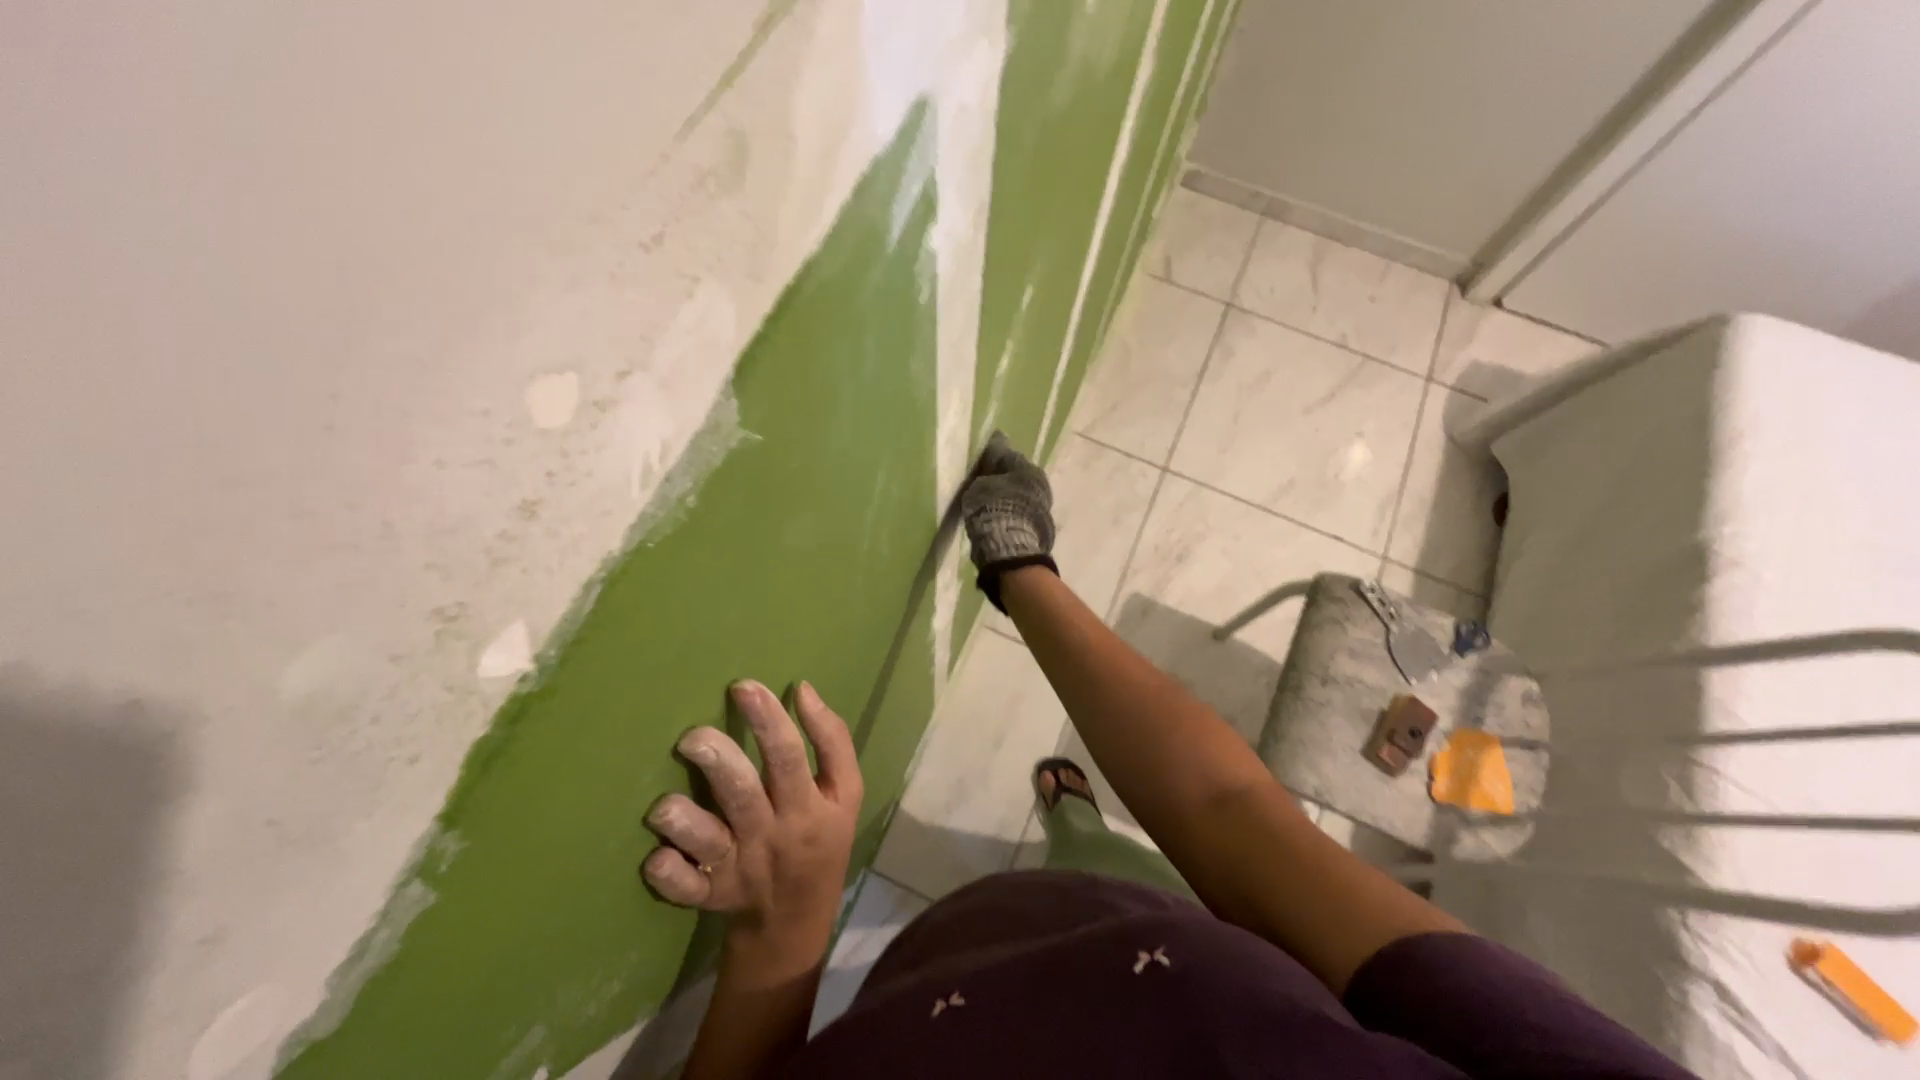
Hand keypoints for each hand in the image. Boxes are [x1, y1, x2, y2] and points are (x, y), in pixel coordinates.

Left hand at [643, 680, 862, 942]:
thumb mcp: (845, 793)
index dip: (768, 718)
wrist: (799, 921)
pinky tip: (658, 856)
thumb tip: (802, 690)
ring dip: (682, 820)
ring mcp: (737, 867)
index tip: (744, 686)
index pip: (789, 757)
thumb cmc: (822, 839)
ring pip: (706, 842)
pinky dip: (667, 872)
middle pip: (742, 793)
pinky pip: (683, 886)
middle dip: (717, 759)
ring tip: (664, 806)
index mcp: (807, 807)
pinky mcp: (709, 895)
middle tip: (692, 737)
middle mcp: (771, 835)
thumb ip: (832, 741)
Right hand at [961, 431, 1054, 569]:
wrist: (1010, 545)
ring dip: (1010, 496)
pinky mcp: (1041, 527)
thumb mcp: (979, 486)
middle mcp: (1040, 483)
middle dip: (1005, 477)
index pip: (1008, 455)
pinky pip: (1022, 513)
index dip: (993, 456)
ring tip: (993, 502)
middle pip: (1019, 475)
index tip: (984, 458)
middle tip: (987, 481)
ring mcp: (1043, 506)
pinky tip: (1001, 517)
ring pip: (1022, 495)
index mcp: (1027, 468)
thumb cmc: (993, 507)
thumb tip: (988, 476)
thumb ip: (985, 477)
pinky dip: (1013, 512)